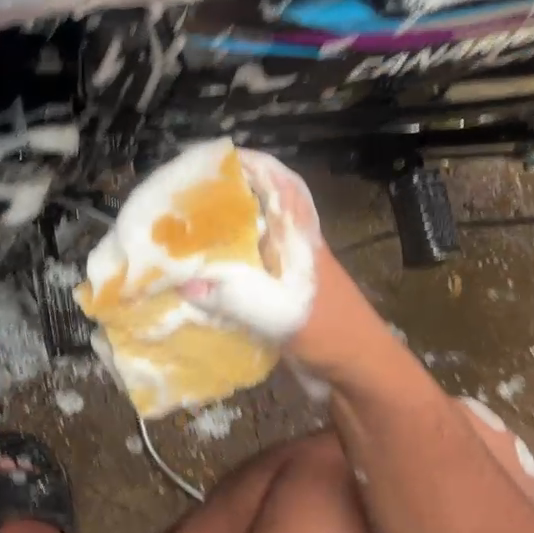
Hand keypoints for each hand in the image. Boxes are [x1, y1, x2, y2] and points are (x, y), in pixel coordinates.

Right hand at [178, 151, 388, 376]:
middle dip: (223, 199)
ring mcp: (282, 276)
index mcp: (300, 241)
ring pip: (246, 243)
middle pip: (258, 211)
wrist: (358, 376)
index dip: (257, 166)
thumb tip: (183, 285)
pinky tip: (188, 281)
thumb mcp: (283, 314)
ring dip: (216, 236)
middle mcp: (290, 251)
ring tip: (174, 235)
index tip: (219, 156)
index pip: (284, 188)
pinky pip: (238, 276)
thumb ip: (235, 297)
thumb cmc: (332, 334)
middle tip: (180, 199)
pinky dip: (214, 273)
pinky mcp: (273, 301)